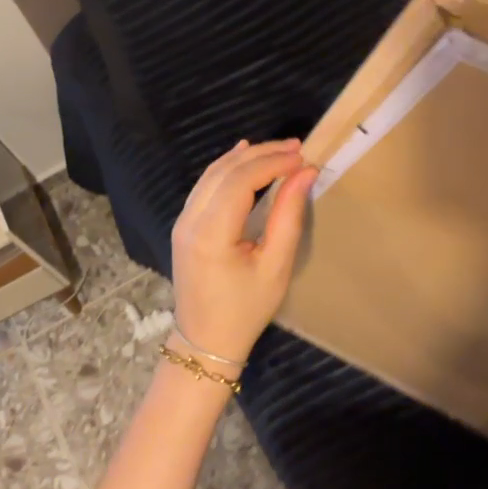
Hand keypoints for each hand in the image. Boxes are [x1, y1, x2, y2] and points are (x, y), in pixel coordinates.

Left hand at [169, 139, 316, 365]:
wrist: (206, 341)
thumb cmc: (245, 310)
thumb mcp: (275, 267)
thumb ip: (288, 217)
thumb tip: (305, 174)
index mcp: (211, 234)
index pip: (241, 180)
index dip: (272, 162)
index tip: (303, 156)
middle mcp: (190, 221)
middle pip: (224, 171)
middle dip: (261, 154)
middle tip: (296, 148)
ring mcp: (182, 223)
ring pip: (210, 175)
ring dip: (244, 159)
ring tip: (279, 151)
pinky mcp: (182, 227)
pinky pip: (204, 188)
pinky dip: (226, 171)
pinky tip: (244, 159)